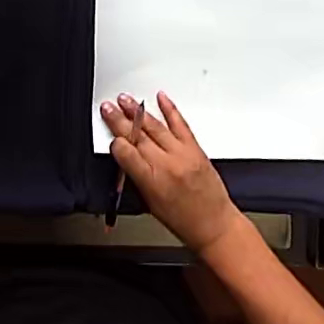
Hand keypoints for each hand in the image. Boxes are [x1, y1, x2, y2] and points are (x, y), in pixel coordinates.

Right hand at [100, 91, 247, 256]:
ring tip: (125, 100)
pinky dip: (170, 109)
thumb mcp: (149, 202)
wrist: (215, 225)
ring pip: (155, 126)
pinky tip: (160, 98)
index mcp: (151, 181)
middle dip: (119, 119)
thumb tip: (124, 155)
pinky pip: (180, 124)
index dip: (115, 142)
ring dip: (137, 111)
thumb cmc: (183, 220)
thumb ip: (135, 175)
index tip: (109, 137)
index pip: (125, 152)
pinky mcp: (196, 149)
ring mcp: (183, 154)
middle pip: (137, 135)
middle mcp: (167, 164)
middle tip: (108, 108)